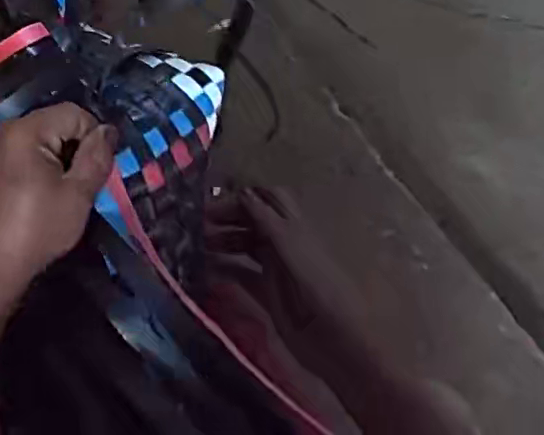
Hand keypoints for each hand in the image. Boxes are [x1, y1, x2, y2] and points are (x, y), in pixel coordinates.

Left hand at [0, 103, 118, 285]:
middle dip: (80, 147)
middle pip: (60, 121)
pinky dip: (52, 163)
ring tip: (70, 189)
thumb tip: (108, 130)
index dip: (94, 137)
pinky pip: (36, 148)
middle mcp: (12, 127)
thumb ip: (96, 157)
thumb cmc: (40, 224)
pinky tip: (53, 189)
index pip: (73, 113)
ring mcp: (5, 143)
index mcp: (26, 129)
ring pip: (50, 135)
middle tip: (84, 183)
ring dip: (67, 157)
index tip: (98, 170)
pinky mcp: (4, 159)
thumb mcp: (78, 192)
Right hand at [206, 187, 373, 360]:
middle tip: (196, 223)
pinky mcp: (268, 293)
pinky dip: (222, 267)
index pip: (264, 199)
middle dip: (223, 217)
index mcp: (294, 229)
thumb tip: (241, 191)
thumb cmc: (323, 293)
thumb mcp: (295, 250)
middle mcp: (284, 244)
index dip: (239, 197)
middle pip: (249, 220)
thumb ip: (268, 220)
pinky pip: (240, 272)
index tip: (211, 205)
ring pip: (242, 243)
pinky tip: (205, 268)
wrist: (346, 352)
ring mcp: (276, 268)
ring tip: (197, 244)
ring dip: (220, 239)